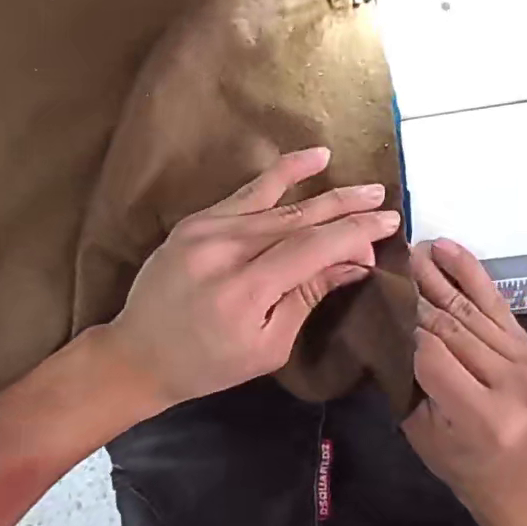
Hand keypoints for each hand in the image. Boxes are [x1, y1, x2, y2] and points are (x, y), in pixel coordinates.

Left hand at [101, 147, 401, 408]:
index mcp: (245, 290)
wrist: (138, 353)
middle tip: (381, 198)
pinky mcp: (193, 223)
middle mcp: (225, 250)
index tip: (387, 224)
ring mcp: (204, 231)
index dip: (354, 233)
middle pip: (297, 219)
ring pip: (274, 203)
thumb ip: (307, 299)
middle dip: (344, 207)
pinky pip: (244, 195)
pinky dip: (277, 176)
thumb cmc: (207, 365)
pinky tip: (306, 160)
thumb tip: (352, 264)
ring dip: (319, 189)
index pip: (313, 248)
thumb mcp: (267, 347)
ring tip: (356, 182)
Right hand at [401, 238, 526, 505]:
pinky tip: (448, 250)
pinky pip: (496, 304)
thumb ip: (409, 378)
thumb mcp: (418, 427)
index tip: (379, 300)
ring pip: (470, 310)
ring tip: (412, 251)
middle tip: (388, 264)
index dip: (404, 329)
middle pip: (452, 328)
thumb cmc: (453, 455)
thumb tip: (390, 326)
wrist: (507, 468)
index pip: (433, 355)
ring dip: (438, 277)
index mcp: (480, 414)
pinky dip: (471, 274)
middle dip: (417, 294)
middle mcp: (512, 384)